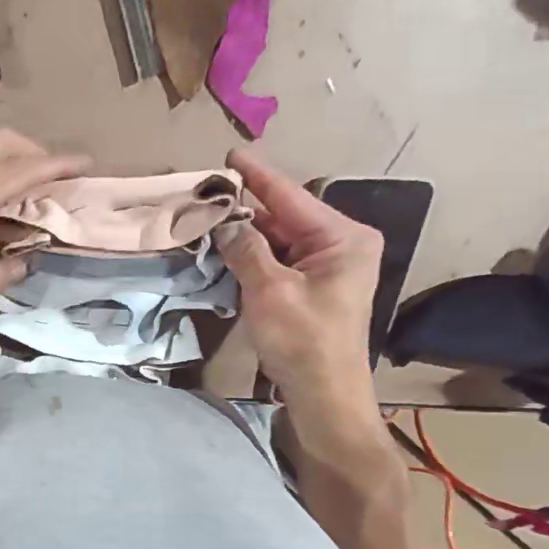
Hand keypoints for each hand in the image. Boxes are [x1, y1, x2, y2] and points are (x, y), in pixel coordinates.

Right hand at [213, 149, 383, 406]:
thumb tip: (222, 222)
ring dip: (245, 232)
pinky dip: (252, 253)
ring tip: (208, 216)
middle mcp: (340, 244)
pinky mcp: (311, 285)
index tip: (230, 154)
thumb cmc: (303, 341)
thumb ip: (245, 249)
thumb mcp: (270, 291)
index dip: (257, 176)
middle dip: (246, 206)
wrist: (324, 393)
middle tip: (207, 192)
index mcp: (342, 238)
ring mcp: (326, 266)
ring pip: (278, 237)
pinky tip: (224, 246)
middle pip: (284, 215)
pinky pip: (278, 258)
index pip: (291, 197)